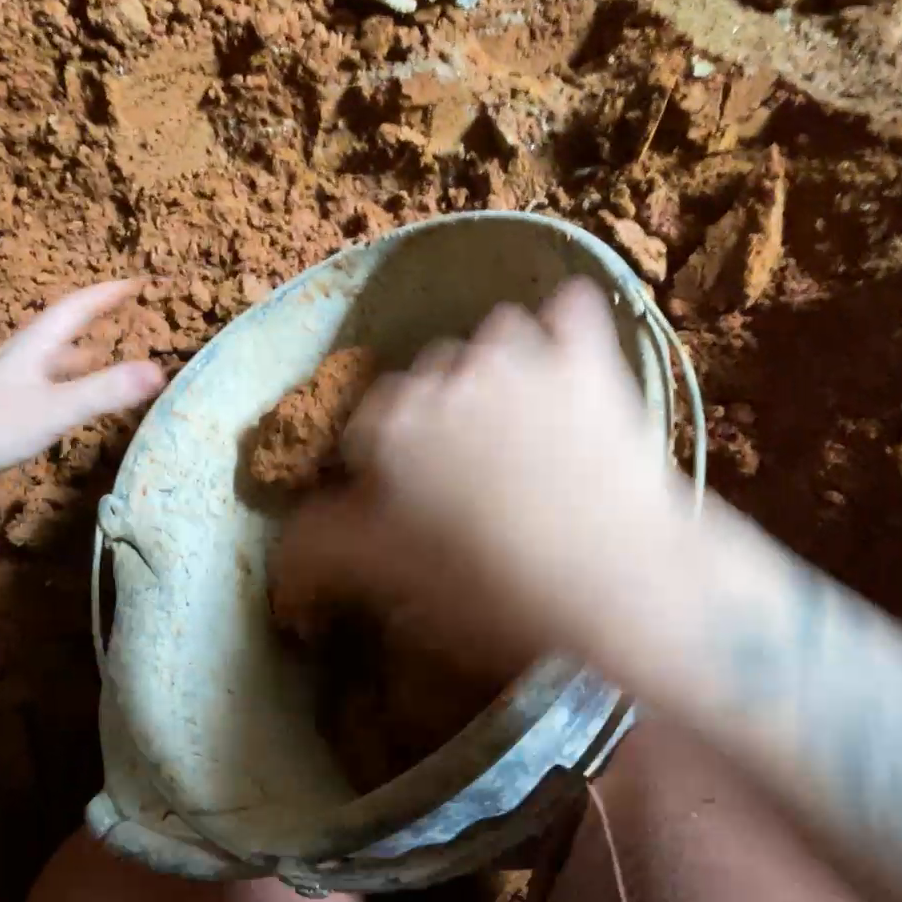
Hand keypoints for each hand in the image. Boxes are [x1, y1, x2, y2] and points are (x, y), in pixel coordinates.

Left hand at [0, 280, 166, 496]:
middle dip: (95, 319)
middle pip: (62, 329)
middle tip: (127, 316)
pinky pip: (41, 384)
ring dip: (80, 354)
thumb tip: (160, 370)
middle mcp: (18, 357)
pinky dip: (65, 383)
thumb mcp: (54, 410)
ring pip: (50, 359)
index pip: (76, 306)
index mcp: (32, 347)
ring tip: (106, 357)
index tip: (137, 281)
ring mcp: (4, 383)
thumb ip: (105, 391)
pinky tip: (67, 402)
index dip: (107, 292)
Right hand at [272, 278, 696, 667]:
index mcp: (390, 426)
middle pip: (429, 378)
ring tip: (521, 417)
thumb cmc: (488, 588)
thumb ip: (326, 542)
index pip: (372, 425)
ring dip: (499, 366)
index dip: (390, 459)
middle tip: (470, 470)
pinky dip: (569, 323)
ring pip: (494, 337)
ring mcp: (518, 358)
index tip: (411, 496)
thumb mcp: (386, 574)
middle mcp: (443, 375)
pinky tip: (570, 343)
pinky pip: (572, 312)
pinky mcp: (585, 362)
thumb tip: (289, 539)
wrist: (613, 584)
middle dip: (442, 412)